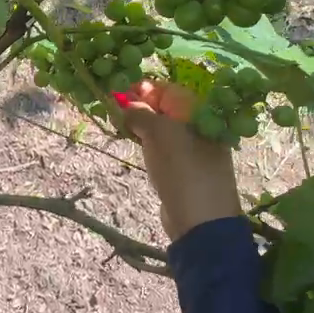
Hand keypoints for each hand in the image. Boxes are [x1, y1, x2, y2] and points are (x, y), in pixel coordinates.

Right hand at [118, 80, 242, 242]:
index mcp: (200, 112)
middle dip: (137, 107)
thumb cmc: (182, 169)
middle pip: (163, 108)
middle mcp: (199, 126)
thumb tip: (123, 102)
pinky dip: (147, 142)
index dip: (139, 90)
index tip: (115, 95)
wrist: (201, 223)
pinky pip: (162, 146)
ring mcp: (193, 148)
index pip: (166, 89)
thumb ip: (139, 112)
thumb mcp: (158, 133)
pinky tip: (133, 143)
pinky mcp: (184, 167)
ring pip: (161, 128)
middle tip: (112, 113)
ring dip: (139, 125)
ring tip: (119, 128)